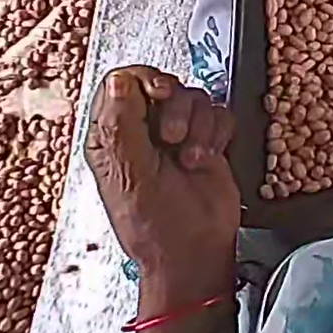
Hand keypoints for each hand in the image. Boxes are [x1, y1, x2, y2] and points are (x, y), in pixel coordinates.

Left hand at [85, 66, 239, 282]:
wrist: (196, 252)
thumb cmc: (155, 226)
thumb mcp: (131, 176)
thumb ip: (123, 126)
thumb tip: (120, 81)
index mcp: (113, 136)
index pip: (122, 82)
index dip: (143, 80)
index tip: (159, 94)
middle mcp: (144, 130)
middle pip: (164, 85)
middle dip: (176, 109)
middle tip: (172, 137)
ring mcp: (178, 134)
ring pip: (195, 97)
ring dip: (198, 127)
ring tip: (190, 159)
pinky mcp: (207, 140)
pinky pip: (219, 114)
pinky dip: (217, 134)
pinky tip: (206, 158)